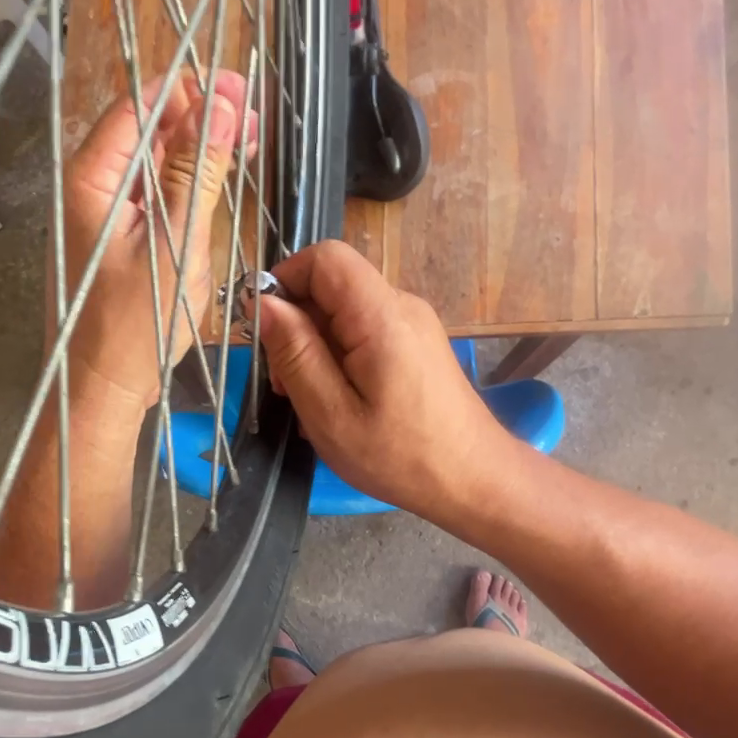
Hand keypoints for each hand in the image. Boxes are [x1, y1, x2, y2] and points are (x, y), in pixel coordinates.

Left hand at [55, 71, 252, 409]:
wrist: (101, 389)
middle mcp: (87, 188)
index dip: (191, 89)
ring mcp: (98, 216)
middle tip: (252, 121)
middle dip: (199, 119)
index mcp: (90, 180)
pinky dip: (183, 186)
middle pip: (145, 131)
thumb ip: (197, 173)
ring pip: (151, 164)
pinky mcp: (113, 241)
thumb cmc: (134, 326)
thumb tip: (222, 105)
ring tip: (245, 145)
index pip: (139, 106)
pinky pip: (150, 198)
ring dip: (195, 152)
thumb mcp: (175, 244)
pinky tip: (215, 184)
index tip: (240, 89)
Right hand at [255, 241, 522, 522]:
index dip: (285, 281)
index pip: (324, 257)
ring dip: (313, 347)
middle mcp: (400, 305)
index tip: (264, 330)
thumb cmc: (400, 455)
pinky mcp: (414, 343)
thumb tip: (264, 304)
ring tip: (309, 400)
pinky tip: (337, 401)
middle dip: (295, 325)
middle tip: (283, 384)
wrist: (473, 480)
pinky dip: (336, 358)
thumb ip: (295, 353)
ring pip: (342, 311)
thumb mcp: (331, 413)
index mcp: (380, 315)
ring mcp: (411, 323)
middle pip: (331, 285)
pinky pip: (361, 332)